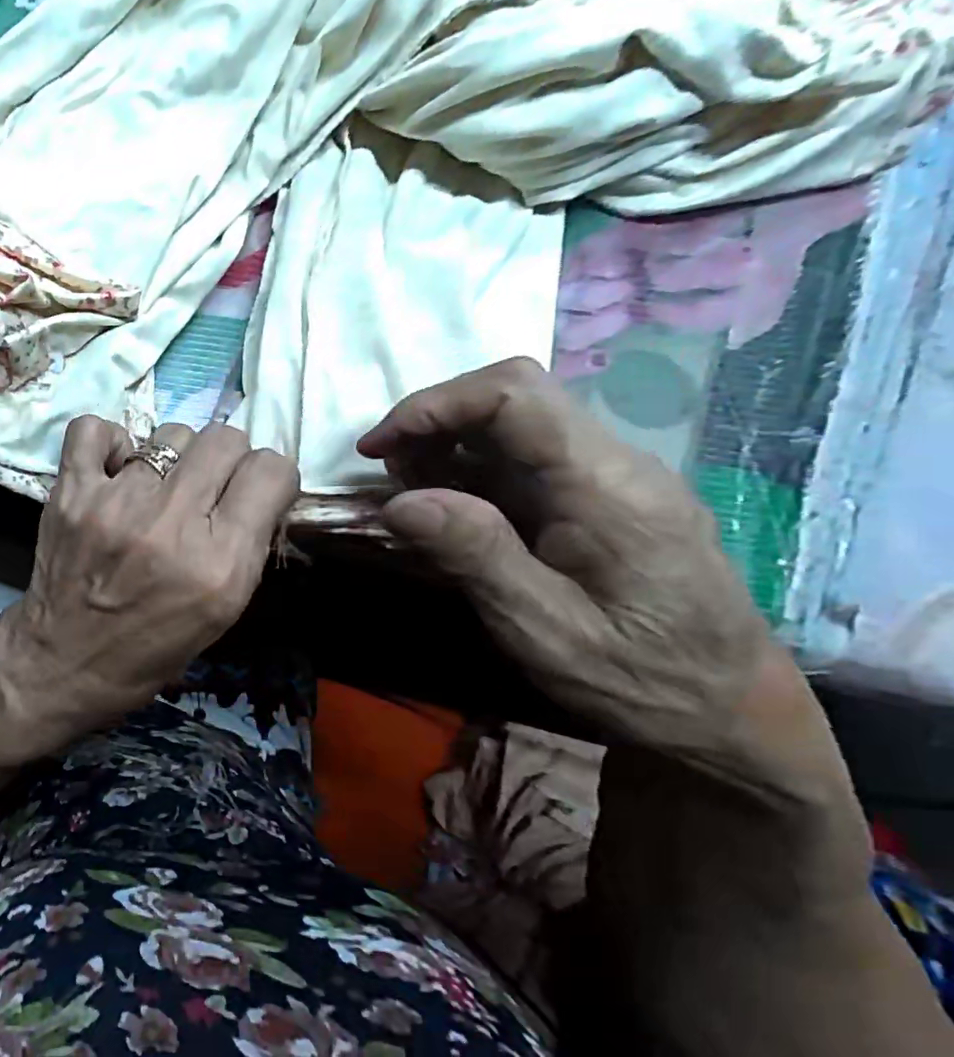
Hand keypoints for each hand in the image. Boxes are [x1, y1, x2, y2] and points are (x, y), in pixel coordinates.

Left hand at [0, 418, 298, 766]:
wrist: (63, 661)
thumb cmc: (148, 648)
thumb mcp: (223, 612)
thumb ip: (246, 544)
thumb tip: (255, 485)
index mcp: (221, 564)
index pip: (271, 470)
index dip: (265, 479)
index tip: (248, 494)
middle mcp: (172, 524)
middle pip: (225, 440)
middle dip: (224, 463)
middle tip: (202, 491)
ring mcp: (117, 503)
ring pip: (171, 432)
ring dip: (172, 458)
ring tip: (153, 491)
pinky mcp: (71, 493)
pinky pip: (94, 429)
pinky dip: (108, 442)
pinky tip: (112, 470)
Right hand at [354, 358, 850, 811]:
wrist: (730, 710)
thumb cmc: (639, 677)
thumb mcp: (544, 630)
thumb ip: (476, 557)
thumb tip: (398, 501)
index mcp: (605, 486)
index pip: (514, 395)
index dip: (432, 405)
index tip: (374, 450)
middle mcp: (611, 463)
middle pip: (510, 396)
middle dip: (431, 423)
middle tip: (385, 476)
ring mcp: (606, 477)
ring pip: (511, 424)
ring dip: (444, 447)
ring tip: (410, 500)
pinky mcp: (595, 495)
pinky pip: (520, 457)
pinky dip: (465, 470)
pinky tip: (447, 512)